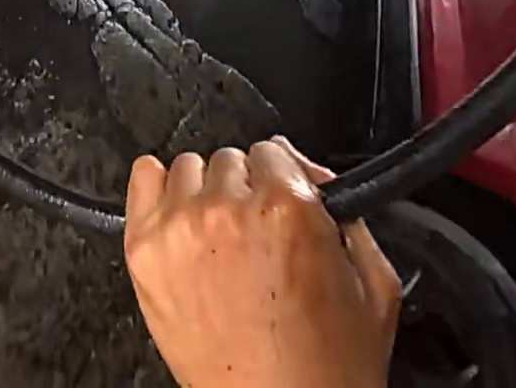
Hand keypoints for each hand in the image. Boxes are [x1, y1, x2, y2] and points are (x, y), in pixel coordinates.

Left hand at [124, 136, 400, 387]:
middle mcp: (229, 207)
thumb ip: (346, 212)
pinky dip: (157, 189)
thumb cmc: (323, 369)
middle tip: (253, 231)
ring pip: (189, 166)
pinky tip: (176, 216)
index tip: (280, 199)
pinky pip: (143, 177)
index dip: (281, 178)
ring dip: (204, 192)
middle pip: (230, 159)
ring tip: (217, 235)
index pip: (272, 150)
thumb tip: (310, 171)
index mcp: (287, 206)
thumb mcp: (372, 285)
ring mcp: (181, 225)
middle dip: (245, 189)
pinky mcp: (146, 248)